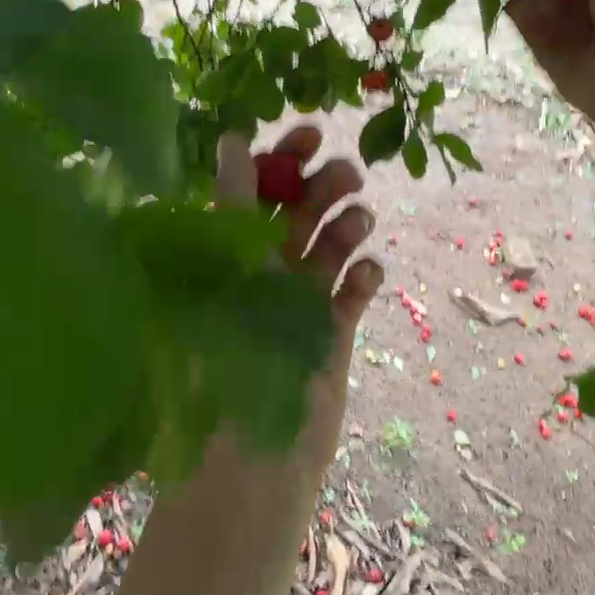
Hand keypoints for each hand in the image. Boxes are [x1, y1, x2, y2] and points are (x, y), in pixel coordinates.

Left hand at [216, 123, 382, 454]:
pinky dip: (364, 277)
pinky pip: (352, 293)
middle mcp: (261, 273)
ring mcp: (297, 302)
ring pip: (330, 246)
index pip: (254, 191)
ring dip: (347, 226)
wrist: (254, 461)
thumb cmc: (227, 362)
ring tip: (359, 223)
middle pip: (298, 212)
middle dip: (324, 185)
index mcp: (227, 255)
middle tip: (348, 173)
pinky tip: (367, 275)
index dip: (280, 159)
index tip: (310, 132)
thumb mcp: (226, 272)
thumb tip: (231, 138)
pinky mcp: (329, 334)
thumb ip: (232, 206)